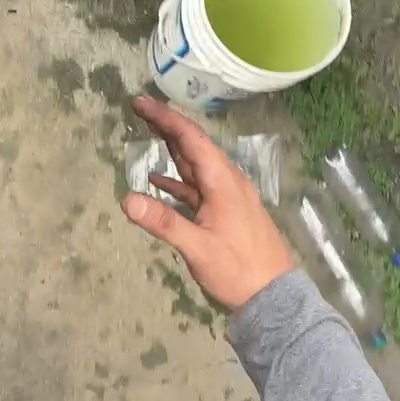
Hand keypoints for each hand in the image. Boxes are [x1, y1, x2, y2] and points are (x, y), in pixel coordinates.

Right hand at [120, 96, 295, 308]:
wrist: (273, 297)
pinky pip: (196, 187)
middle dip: (166, 125)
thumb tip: (126, 199)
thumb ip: (163, 223)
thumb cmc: (238, 271)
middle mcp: (226, 183)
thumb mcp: (198, 249)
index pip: (191, 140)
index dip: (165, 118)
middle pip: (193, 146)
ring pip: (195, 164)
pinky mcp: (224, 212)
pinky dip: (176, 180)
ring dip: (172, 148)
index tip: (141, 103)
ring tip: (148, 132)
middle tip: (139, 109)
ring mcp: (227, 197)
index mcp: (222, 183)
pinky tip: (158, 181)